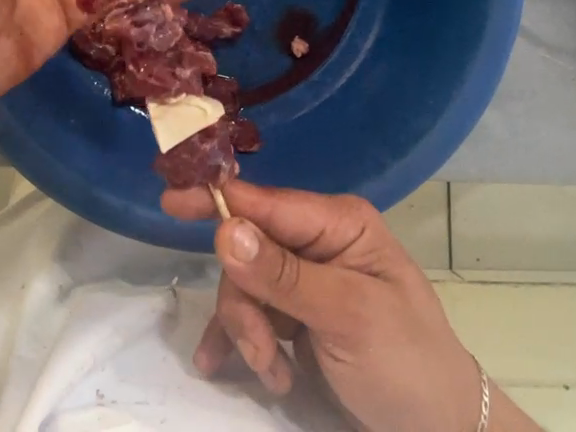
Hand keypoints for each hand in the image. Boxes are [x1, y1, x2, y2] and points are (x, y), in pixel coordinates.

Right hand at [163, 181, 493, 431]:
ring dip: (248, 334)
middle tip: (262, 353)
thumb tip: (225, 230)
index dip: (216, 199)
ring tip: (274, 376)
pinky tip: (235, 371)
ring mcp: (305, 280)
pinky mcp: (296, 317)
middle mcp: (316, 243)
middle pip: (246, 252)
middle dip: (245, 304)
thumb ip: (284, 275)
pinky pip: (250, 317)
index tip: (168, 201)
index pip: (265, 201)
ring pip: (243, 288)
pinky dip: (242, 345)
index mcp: (337, 224)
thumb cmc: (406, 362)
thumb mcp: (348, 316)